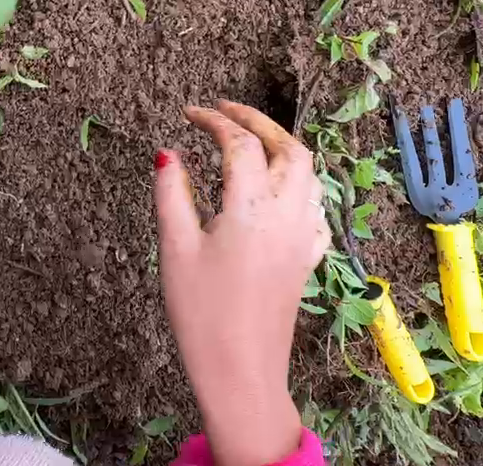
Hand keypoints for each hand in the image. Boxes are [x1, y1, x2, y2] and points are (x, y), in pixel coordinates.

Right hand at [154, 101, 328, 465]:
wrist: (240, 373)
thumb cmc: (200, 311)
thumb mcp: (174, 246)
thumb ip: (171, 192)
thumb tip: (168, 153)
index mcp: (251, 210)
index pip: (240, 145)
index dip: (214, 120)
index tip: (188, 113)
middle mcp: (286, 217)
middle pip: (289, 150)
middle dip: (258, 121)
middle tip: (225, 110)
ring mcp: (302, 239)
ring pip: (309, 175)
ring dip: (281, 146)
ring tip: (249, 139)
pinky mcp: (306, 260)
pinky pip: (314, 207)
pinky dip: (297, 182)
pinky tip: (276, 188)